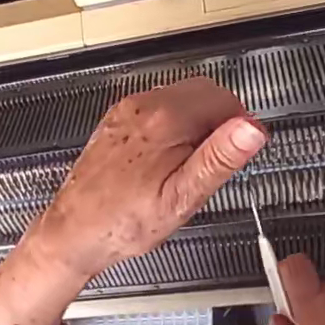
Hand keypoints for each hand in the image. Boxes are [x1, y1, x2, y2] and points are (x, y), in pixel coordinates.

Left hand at [21, 77, 266, 281]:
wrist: (73, 232)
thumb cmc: (123, 222)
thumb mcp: (182, 197)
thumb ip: (219, 158)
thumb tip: (250, 129)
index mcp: (165, 120)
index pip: (224, 99)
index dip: (240, 127)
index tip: (238, 153)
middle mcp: (143, 106)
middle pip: (204, 92)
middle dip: (220, 121)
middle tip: (215, 161)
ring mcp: (127, 112)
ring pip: (181, 98)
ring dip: (197, 122)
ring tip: (189, 165)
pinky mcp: (117, 121)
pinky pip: (157, 110)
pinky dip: (173, 127)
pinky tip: (166, 161)